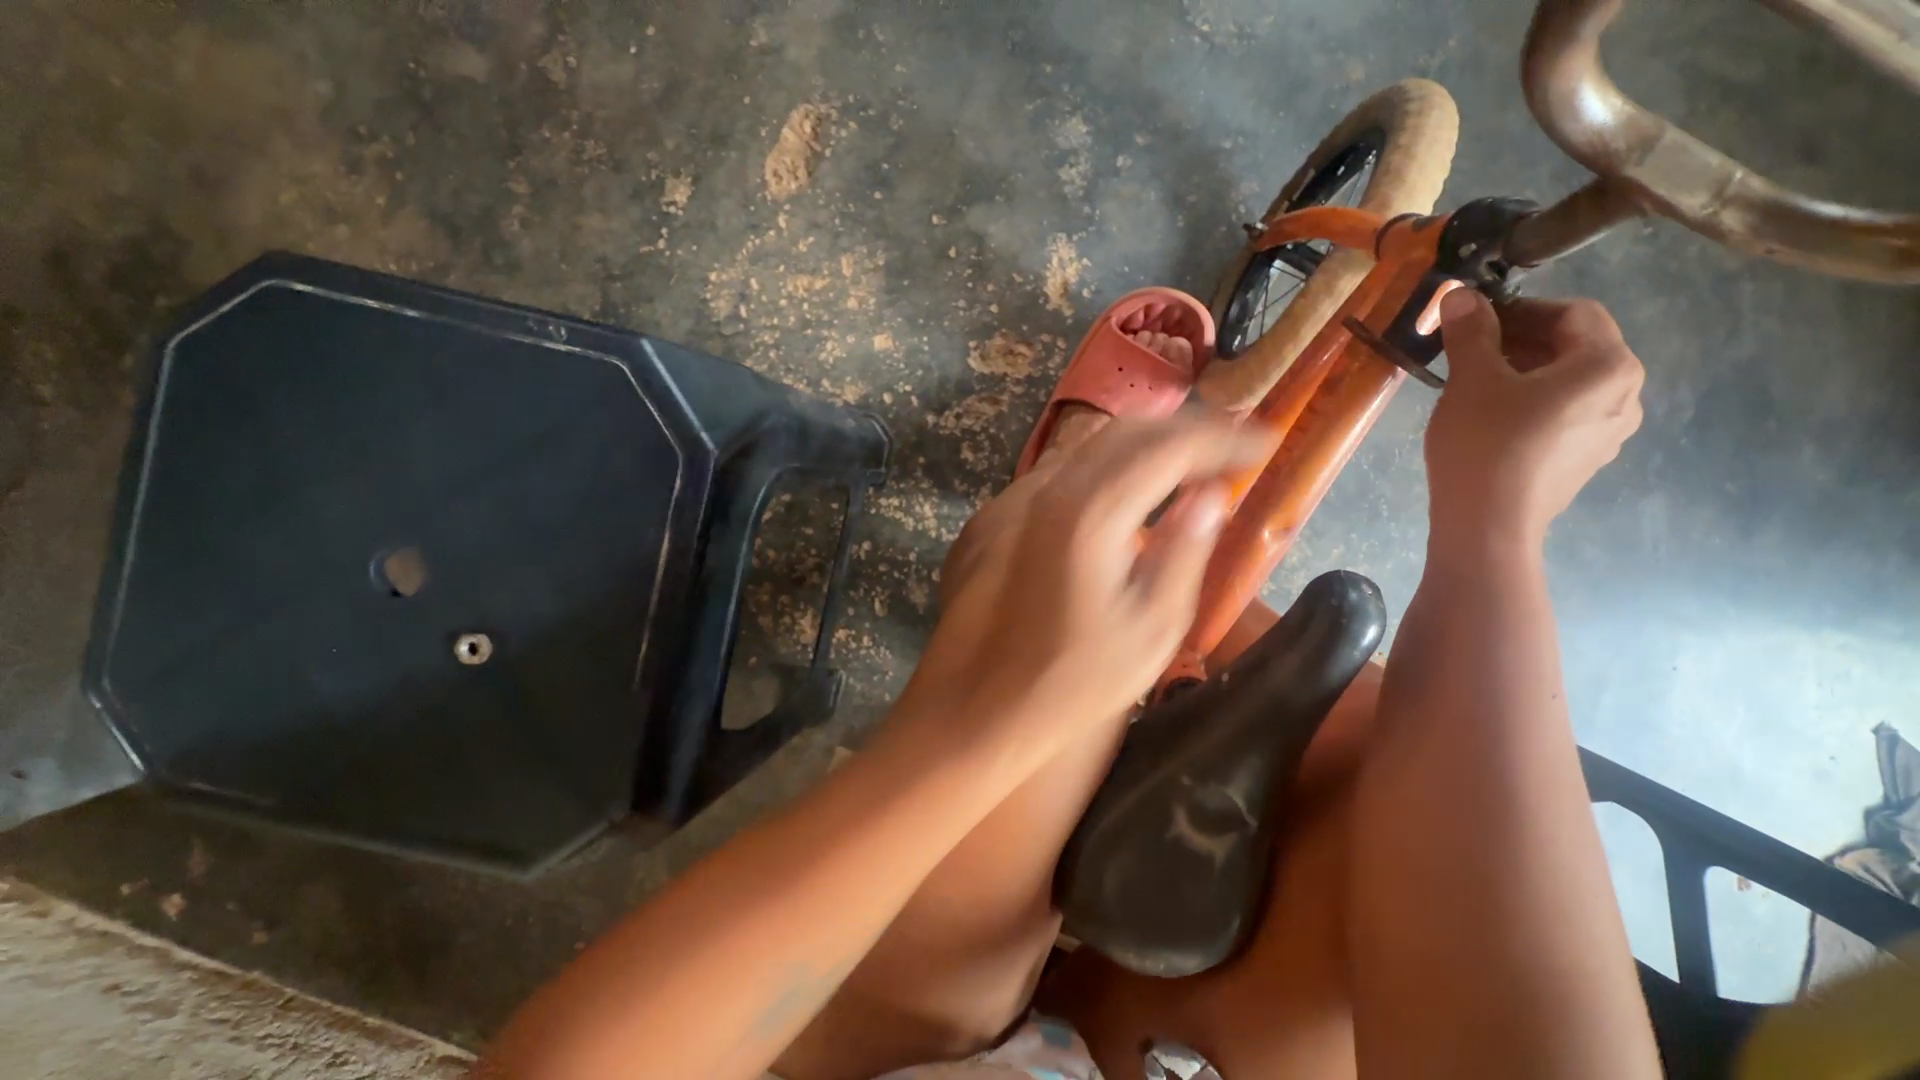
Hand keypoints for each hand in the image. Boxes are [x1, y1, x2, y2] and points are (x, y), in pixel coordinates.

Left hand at [900, 416, 1273, 766]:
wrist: (977, 709)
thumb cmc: (1073, 682)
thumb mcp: (1153, 628)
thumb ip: (1185, 550)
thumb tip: (1209, 495)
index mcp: (1093, 512)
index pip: (1169, 447)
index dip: (1222, 438)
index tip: (1263, 444)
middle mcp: (1048, 489)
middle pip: (1126, 432)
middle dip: (1184, 430)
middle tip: (1230, 445)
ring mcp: (1012, 501)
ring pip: (1086, 447)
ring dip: (1141, 443)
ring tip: (1186, 460)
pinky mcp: (992, 520)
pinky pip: (1055, 474)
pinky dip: (1100, 468)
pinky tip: (1120, 491)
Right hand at [1427, 291, 1643, 555]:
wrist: (1489, 526)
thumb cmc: (1486, 444)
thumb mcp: (1471, 379)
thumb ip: (1470, 331)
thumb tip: (1461, 294)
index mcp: (1609, 365)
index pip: (1573, 313)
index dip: (1521, 308)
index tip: (1475, 319)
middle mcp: (1625, 394)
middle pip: (1575, 347)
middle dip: (1521, 341)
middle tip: (1470, 349)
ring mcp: (1609, 433)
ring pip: (1568, 383)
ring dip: (1524, 373)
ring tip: (1476, 384)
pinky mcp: (1585, 461)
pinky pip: (1563, 415)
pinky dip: (1531, 405)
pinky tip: (1492, 420)